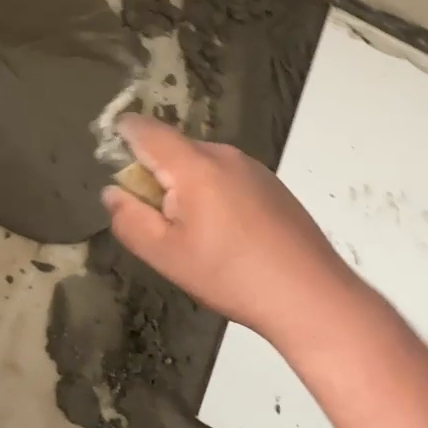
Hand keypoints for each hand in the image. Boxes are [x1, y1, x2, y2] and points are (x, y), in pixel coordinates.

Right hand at [101, 113, 359, 343]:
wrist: (315, 299)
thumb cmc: (232, 276)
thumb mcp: (165, 255)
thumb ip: (128, 219)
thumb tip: (113, 192)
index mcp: (194, 165)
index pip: (144, 128)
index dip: (120, 139)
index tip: (116, 173)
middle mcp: (224, 155)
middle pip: (172, 148)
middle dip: (155, 176)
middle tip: (161, 224)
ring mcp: (253, 168)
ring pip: (199, 164)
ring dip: (185, 188)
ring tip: (197, 237)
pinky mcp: (272, 185)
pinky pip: (225, 176)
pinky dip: (212, 196)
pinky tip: (228, 238)